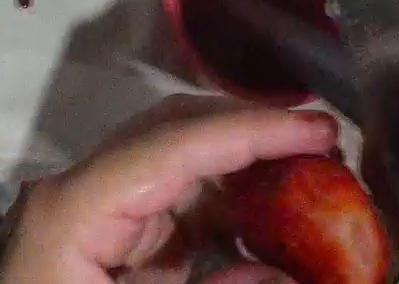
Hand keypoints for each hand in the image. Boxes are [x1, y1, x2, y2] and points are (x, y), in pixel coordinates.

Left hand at [0, 97, 339, 283]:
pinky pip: (172, 205)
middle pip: (173, 133)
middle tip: (320, 142)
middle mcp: (86, 188)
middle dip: (247, 133)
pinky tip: (267, 225)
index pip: (174, 143)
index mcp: (78, 205)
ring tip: (306, 172)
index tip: (318, 128)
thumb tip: (289, 273)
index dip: (250, 130)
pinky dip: (222, 209)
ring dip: (239, 167)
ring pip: (176, 162)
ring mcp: (95, 209)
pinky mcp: (108, 236)